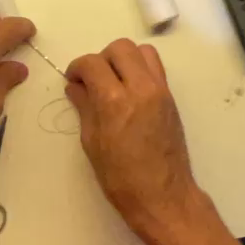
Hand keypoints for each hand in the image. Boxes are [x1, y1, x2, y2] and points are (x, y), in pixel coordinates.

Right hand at [65, 39, 204, 243]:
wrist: (163, 196)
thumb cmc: (121, 178)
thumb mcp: (92, 143)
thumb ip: (84, 108)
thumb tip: (76, 87)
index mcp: (115, 101)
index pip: (93, 63)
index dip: (77, 68)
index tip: (73, 81)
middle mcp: (141, 88)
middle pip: (120, 48)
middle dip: (102, 59)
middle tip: (93, 81)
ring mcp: (160, 91)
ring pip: (142, 52)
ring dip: (124, 59)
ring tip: (114, 82)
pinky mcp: (171, 99)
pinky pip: (155, 68)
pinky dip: (140, 70)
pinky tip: (130, 93)